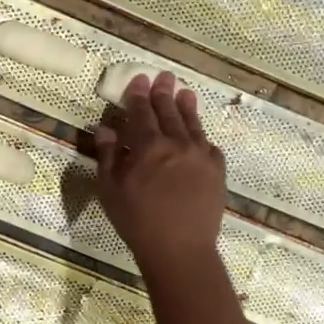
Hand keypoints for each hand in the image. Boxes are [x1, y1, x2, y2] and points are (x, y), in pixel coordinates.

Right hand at [94, 72, 225, 278]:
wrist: (179, 246)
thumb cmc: (136, 220)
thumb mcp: (110, 190)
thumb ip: (109, 157)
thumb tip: (106, 129)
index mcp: (148, 147)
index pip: (141, 113)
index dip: (138, 95)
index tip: (138, 79)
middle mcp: (177, 143)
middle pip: (169, 112)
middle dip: (163, 93)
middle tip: (163, 76)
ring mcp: (201, 155)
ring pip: (192, 124)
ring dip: (186, 106)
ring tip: (184, 92)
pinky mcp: (217, 170)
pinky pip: (208, 145)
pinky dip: (200, 135)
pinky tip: (198, 133)